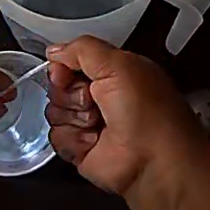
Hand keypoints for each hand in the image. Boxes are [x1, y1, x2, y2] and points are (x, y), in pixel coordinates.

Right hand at [44, 37, 207, 198]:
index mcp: (113, 72)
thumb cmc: (149, 113)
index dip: (62, 67)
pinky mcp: (81, 148)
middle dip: (70, 93)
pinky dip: (74, 138)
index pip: (70, 61)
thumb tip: (55, 51)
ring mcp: (89, 124)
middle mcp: (100, 97)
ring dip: (74, 117)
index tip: (65, 73)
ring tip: (98, 123)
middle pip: (58, 87)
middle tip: (93, 101)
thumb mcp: (118, 64)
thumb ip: (82, 49)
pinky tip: (95, 141)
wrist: (155, 160)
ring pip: (54, 112)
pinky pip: (56, 137)